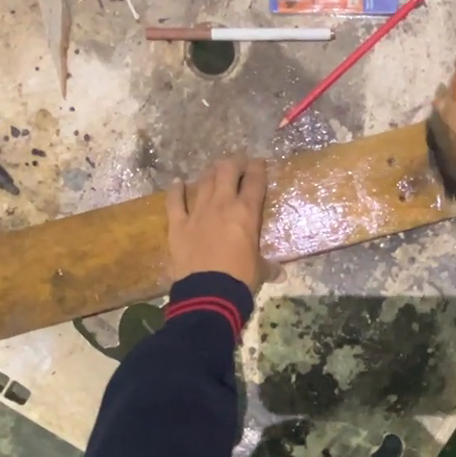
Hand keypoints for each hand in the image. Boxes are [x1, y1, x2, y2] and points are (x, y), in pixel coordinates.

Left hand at [167, 157, 268, 288]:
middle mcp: (222, 204)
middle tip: (238, 164)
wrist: (209, 293)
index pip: (255, 181)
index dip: (258, 168)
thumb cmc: (241, 279)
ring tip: (215, 170)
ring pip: (204, 181)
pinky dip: (176, 190)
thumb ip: (269, 267)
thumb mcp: (260, 271)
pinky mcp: (178, 224)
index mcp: (246, 212)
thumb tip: (280, 274)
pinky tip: (177, 183)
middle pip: (227, 170)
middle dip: (234, 163)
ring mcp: (198, 212)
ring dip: (210, 172)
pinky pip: (175, 201)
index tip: (259, 163)